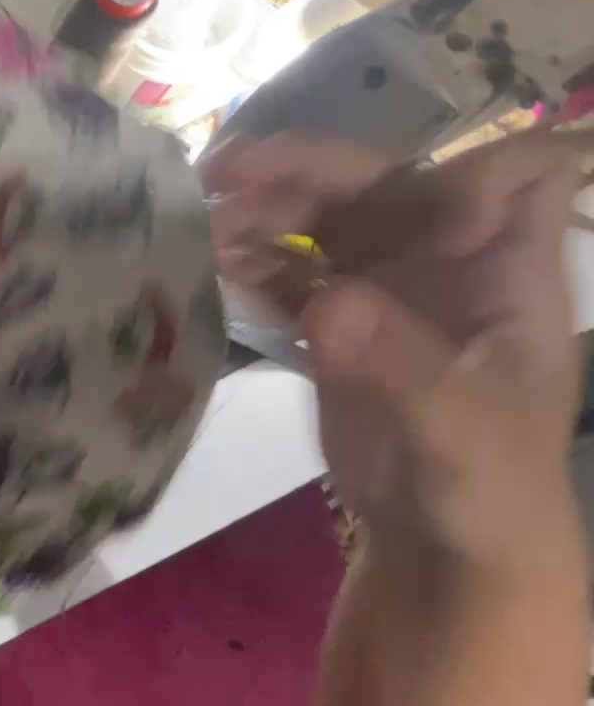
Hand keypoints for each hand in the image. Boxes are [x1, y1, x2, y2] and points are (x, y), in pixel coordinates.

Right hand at [206, 131, 586, 563]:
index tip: (386, 220)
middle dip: (310, 173)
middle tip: (222, 175)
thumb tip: (326, 301)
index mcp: (507, 272)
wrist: (443, 532)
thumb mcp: (455, 430)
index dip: (452, 180)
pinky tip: (203, 267)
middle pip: (387, 188)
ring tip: (195, 225)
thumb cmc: (482, 482)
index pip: (509, 178)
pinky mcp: (333, 327)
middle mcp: (444, 266)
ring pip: (324, 228)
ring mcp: (383, 294)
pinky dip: (245, 267)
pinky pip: (287, 278)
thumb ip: (401, 364)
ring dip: (262, 216)